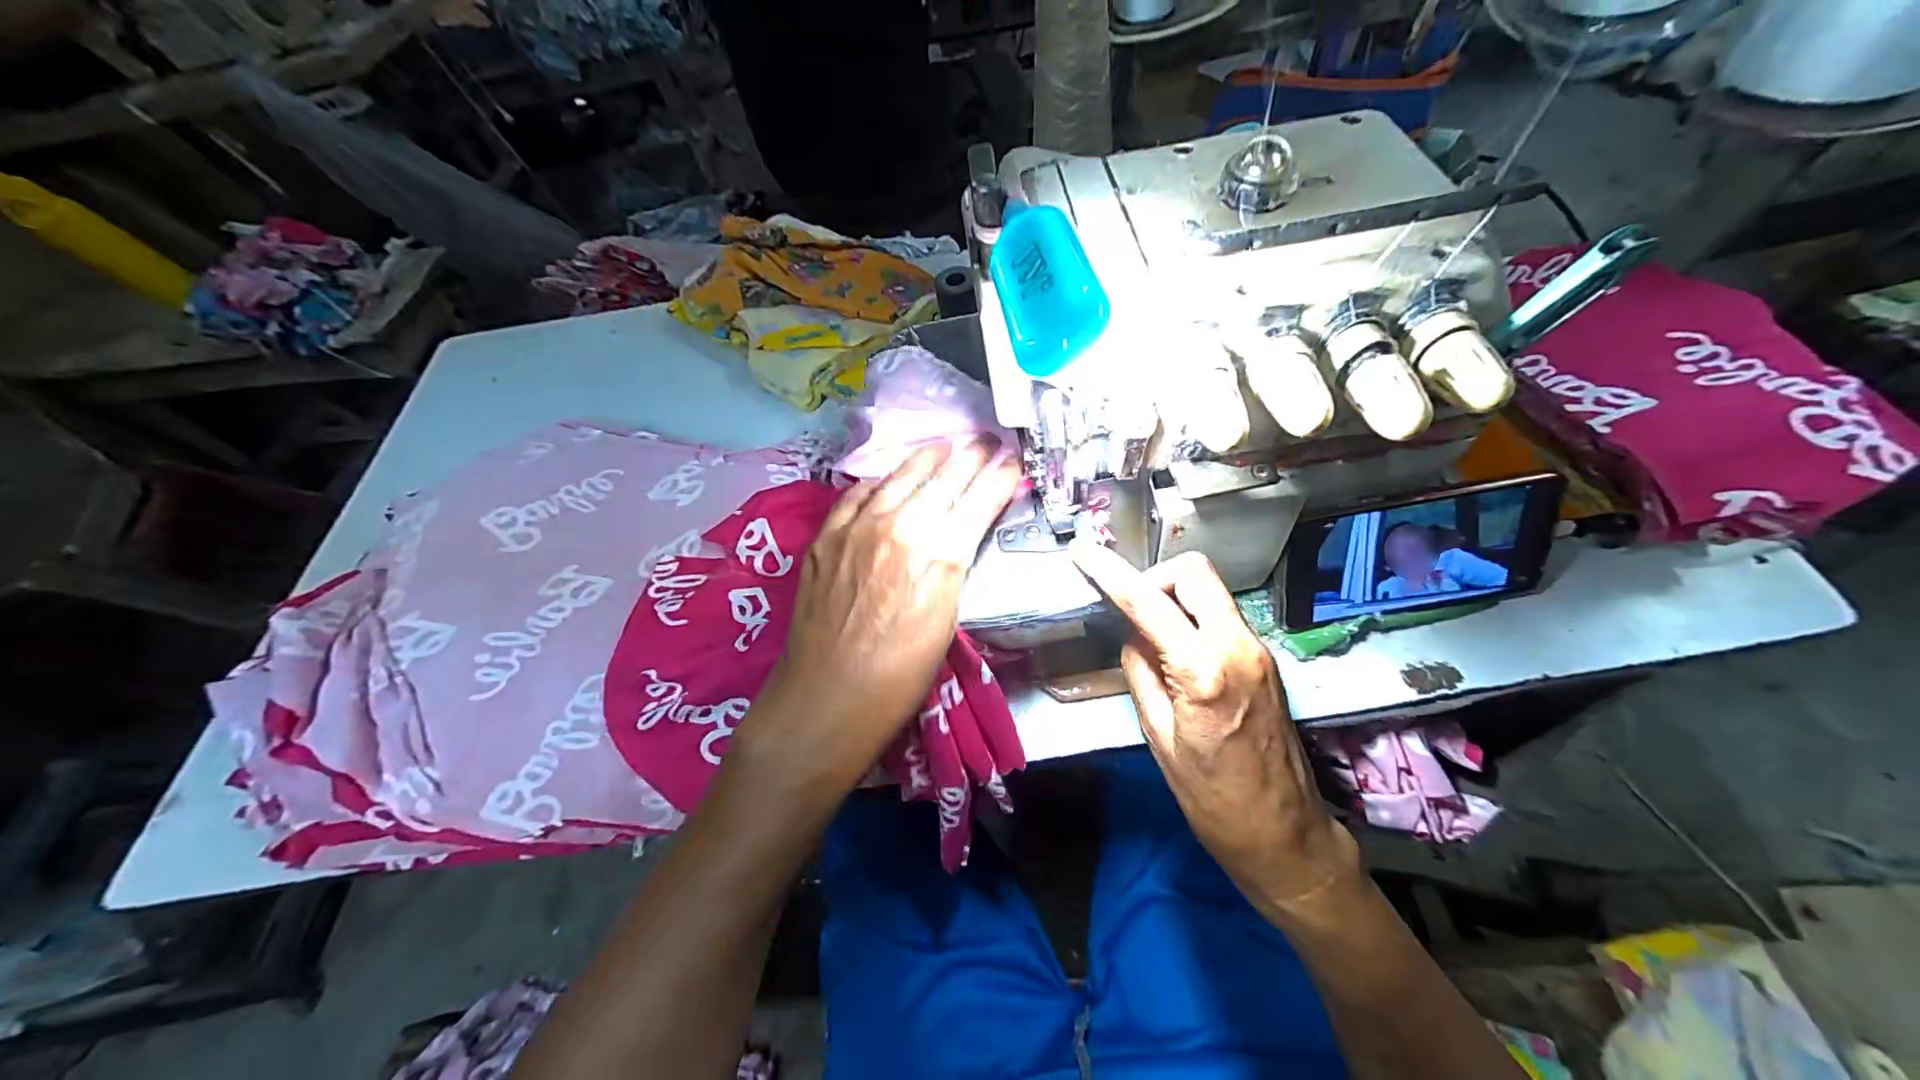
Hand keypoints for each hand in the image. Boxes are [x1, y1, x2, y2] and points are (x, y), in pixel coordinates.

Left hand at [742, 438, 1020, 789]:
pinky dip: (878, 481)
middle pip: (943, 478)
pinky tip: (887, 477)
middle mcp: (899, 526)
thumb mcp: (947, 620)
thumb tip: (964, 536)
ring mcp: (856, 527)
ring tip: (944, 446)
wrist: (828, 697)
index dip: (1000, 477)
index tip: (1013, 460)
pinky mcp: (825, 537)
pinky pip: (855, 495)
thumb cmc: (901, 675)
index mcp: (938, 552)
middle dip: (970, 456)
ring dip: (926, 458)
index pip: (979, 499)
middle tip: (985, 441)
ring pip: (898, 476)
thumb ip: (955, 568)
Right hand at [1071, 544, 1358, 915]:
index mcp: (1205, 672)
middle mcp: (1239, 648)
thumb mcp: (1159, 738)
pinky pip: (1220, 616)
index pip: (1149, 602)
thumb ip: (1142, 674)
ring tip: (1149, 639)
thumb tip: (1134, 635)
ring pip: (1210, 591)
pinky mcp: (1264, 660)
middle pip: (1194, 572)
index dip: (1111, 573)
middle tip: (1130, 610)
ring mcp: (1258, 651)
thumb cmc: (1213, 801)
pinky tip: (1175, 654)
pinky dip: (1191, 618)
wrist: (1285, 836)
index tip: (1083, 554)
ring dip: (1174, 598)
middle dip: (1154, 576)